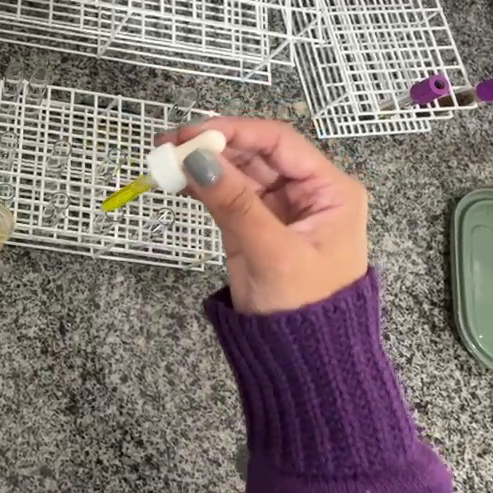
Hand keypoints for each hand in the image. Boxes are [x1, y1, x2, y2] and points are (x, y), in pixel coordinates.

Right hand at [164, 118, 367, 312]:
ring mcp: (277, 209)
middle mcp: (305, 192)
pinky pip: (224, 195)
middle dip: (212, 146)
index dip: (234, 131)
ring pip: (235, 173)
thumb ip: (234, 203)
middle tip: (166, 144)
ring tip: (164, 161)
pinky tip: (177, 182)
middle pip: (254, 154)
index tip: (191, 132)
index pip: (278, 142)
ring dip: (202, 164)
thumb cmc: (304, 306)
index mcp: (329, 190)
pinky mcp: (252, 226)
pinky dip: (201, 186)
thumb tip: (196, 158)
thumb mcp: (272, 252)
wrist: (303, 361)